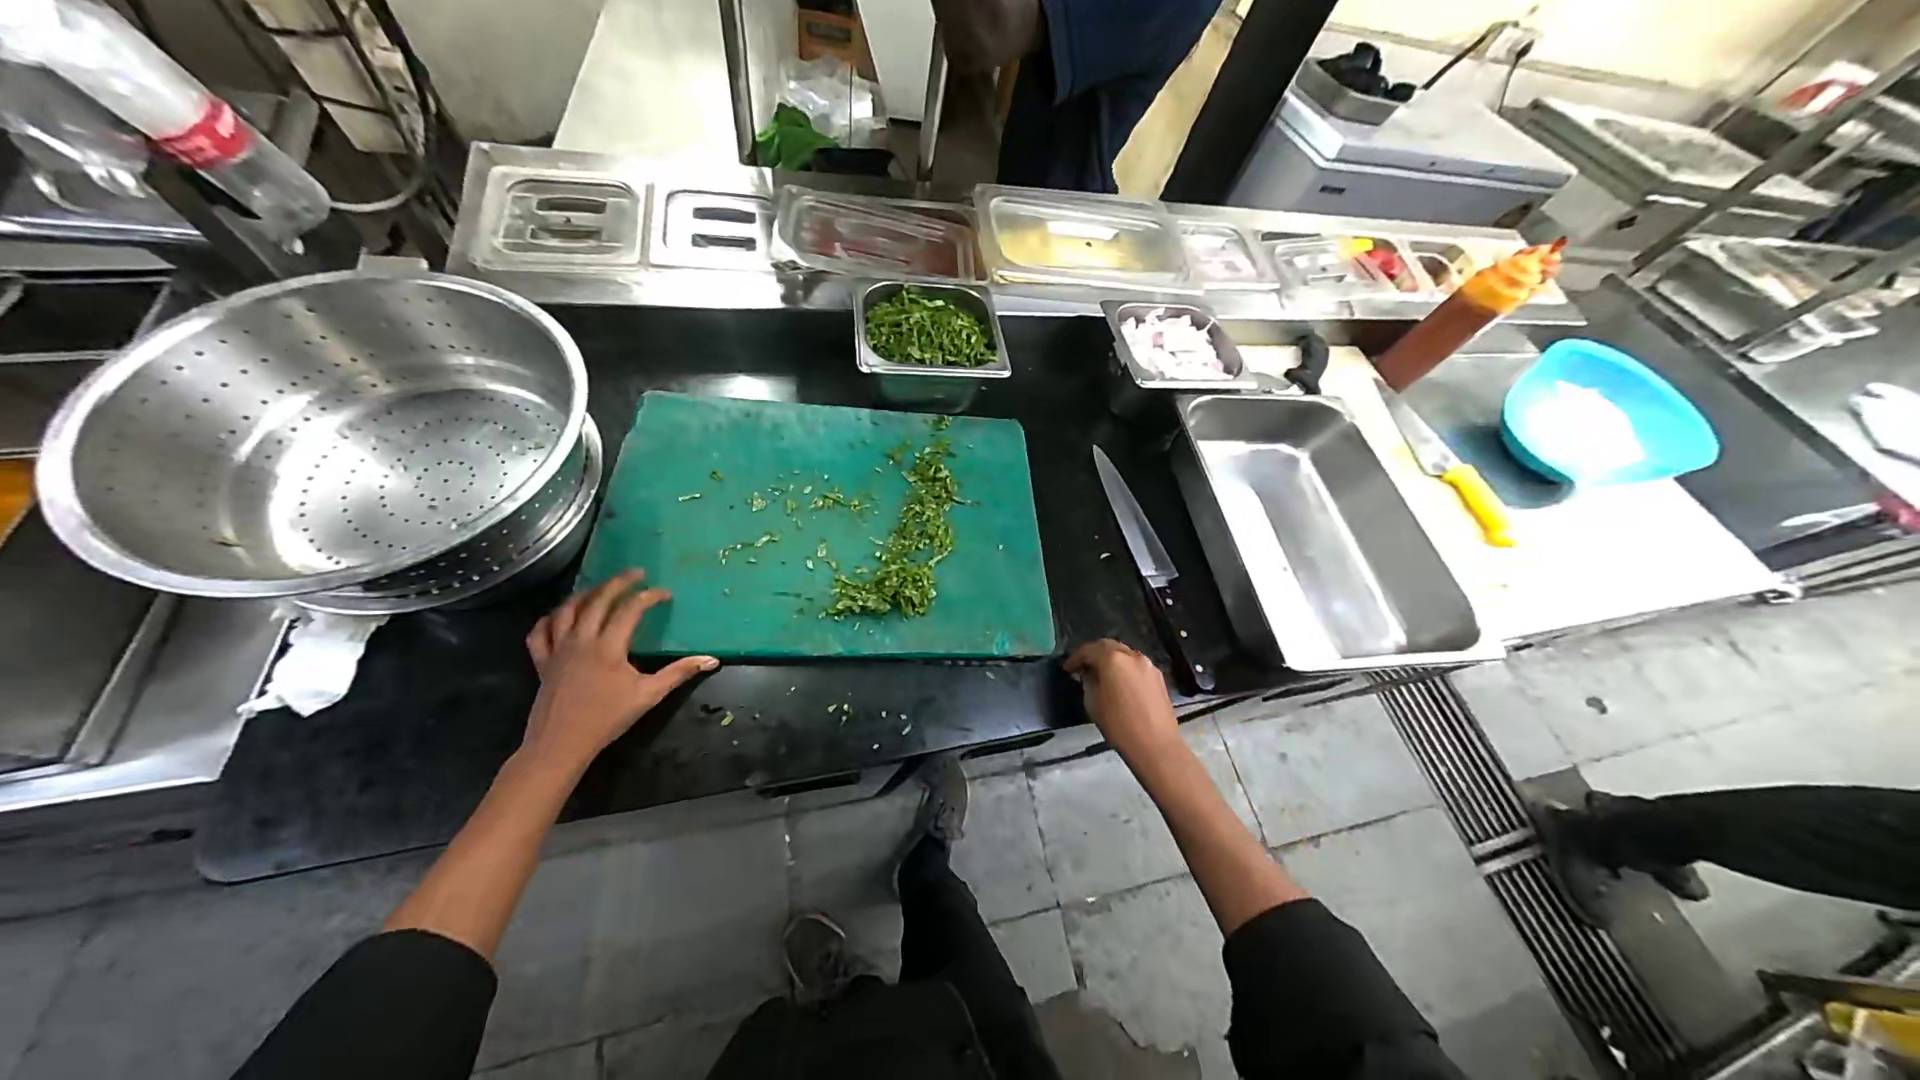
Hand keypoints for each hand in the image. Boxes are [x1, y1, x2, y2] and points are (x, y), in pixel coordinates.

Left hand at [521, 569, 718, 772]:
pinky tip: (558, 616)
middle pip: (598, 600)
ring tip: (600, 588)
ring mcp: (557, 649)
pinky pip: (539, 632)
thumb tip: (710, 660)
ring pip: (566, 610)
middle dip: (618, 583)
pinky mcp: (542, 662)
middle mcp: (581, 640)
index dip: (649, 597)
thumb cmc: (607, 719)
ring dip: (585, 594)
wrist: (561, 744)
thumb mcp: (649, 696)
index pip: (630, 609)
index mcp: (608, 646)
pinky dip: (549, 619)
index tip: (664, 594)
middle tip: (635, 573)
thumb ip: (678, 673)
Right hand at [1064, 639, 1179, 758]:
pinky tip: (1119, 682)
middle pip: (1108, 646)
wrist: (1155, 745)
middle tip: (1082, 667)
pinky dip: (1124, 668)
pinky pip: (1136, 665)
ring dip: (1110, 659)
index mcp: (1113, 659)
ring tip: (1100, 674)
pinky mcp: (1159, 677)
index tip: (1068, 668)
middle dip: (1093, 653)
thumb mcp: (1092, 703)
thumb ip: (1088, 682)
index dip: (1075, 657)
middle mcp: (1132, 656)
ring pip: (1124, 654)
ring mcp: (1148, 665)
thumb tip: (1088, 673)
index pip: (1089, 649)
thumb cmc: (1119, 725)